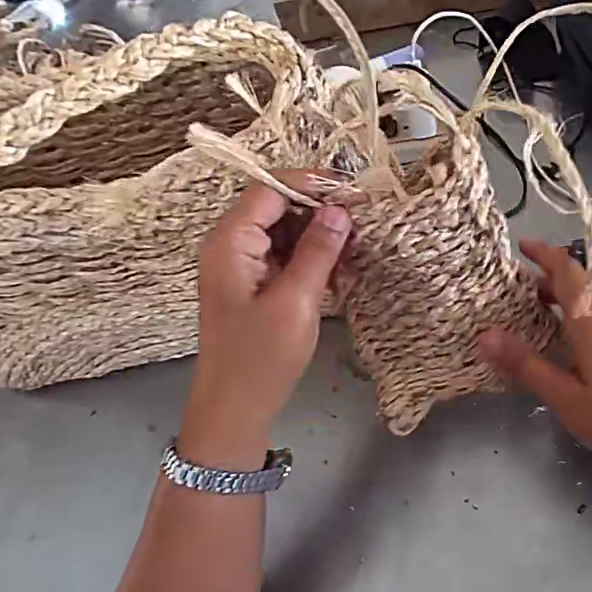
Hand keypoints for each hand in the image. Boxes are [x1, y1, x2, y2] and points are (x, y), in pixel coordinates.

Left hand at [182, 180, 350, 469]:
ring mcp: (241, 264)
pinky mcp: (254, 282)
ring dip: (318, 231)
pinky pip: (284, 253)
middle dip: (319, 207)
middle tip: (362, 218)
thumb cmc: (261, 357)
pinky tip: (339, 262)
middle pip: (276, 205)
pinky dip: (311, 253)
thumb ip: (318, 251)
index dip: (312, 183)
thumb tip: (341, 210)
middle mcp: (230, 244)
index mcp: (230, 241)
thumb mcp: (296, 301)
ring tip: (357, 240)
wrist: (235, 408)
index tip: (354, 190)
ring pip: (283, 229)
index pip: (270, 188)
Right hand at [478, 239, 591, 481]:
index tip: (521, 245)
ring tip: (537, 313)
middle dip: (548, 279)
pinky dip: (580, 316)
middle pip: (579, 283)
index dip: (544, 253)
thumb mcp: (566, 399)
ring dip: (565, 299)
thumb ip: (526, 365)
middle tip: (517, 291)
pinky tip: (571, 342)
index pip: (567, 271)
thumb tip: (485, 336)